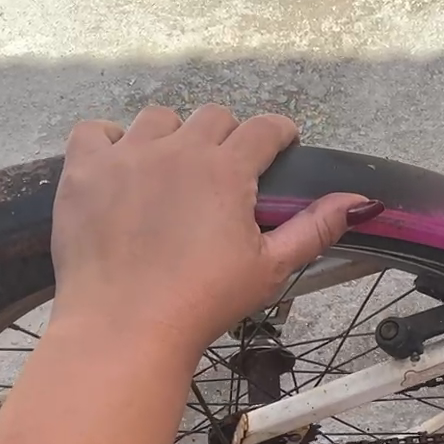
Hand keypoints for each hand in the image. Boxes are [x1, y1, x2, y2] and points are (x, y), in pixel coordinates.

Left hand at [48, 104, 374, 354]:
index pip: (263, 128)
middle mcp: (177, 149)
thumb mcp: (271, 267)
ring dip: (174, 136)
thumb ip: (314, 228)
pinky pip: (95, 130)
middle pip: (212, 116)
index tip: (283, 144)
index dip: (280, 132)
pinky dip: (111, 141)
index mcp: (226, 169)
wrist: (126, 326)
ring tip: (174, 171)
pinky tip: (122, 167)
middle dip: (229, 136)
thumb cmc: (205, 300)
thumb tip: (360, 201)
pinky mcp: (83, 170)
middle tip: (229, 172)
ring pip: (158, 118)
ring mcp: (125, 155)